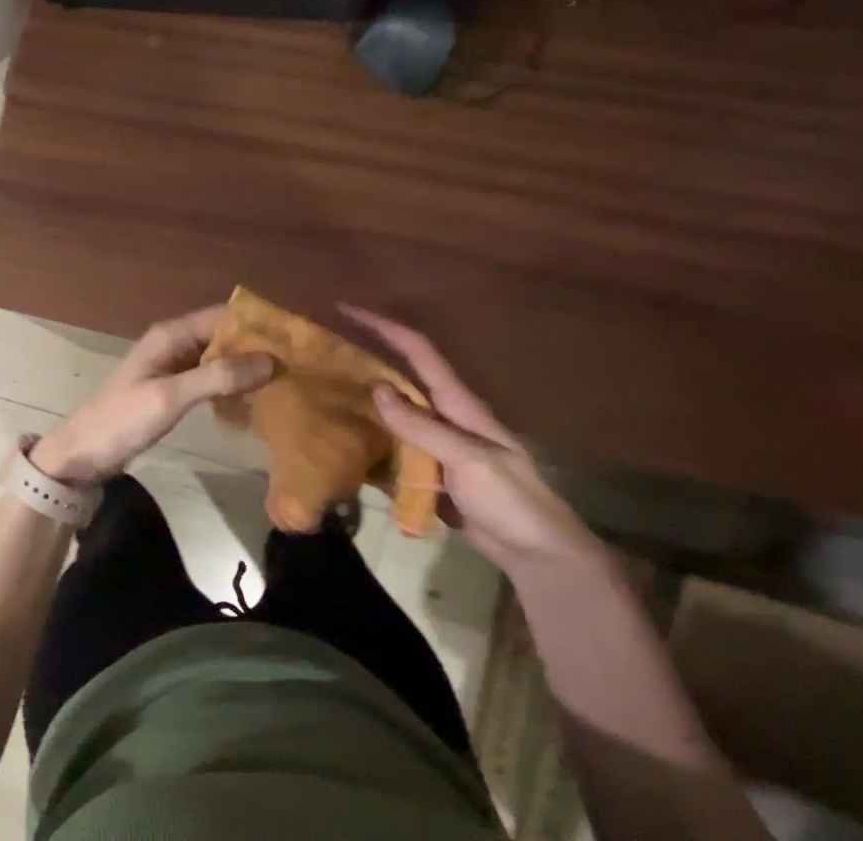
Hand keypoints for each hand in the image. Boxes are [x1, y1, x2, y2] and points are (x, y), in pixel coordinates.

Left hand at [30, 306, 275, 486]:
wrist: (82, 454)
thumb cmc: (120, 421)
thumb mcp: (169, 398)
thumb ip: (217, 377)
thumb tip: (270, 360)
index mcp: (169, 335)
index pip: (223, 315)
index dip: (258, 322)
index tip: (298, 335)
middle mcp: (172, 344)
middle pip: (223, 335)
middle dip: (257, 345)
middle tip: (301, 361)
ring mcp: (172, 367)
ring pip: (218, 357)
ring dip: (246, 366)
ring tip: (288, 378)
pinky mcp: (172, 390)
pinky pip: (209, 378)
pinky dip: (231, 384)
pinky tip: (255, 398)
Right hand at [339, 304, 602, 572]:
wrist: (538, 553)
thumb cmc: (512, 501)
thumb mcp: (469, 460)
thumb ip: (423, 427)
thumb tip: (377, 389)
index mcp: (461, 406)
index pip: (419, 353)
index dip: (385, 328)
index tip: (347, 310)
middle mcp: (447, 418)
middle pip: (402, 377)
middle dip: (368, 356)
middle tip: (324, 348)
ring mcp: (439, 447)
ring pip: (395, 413)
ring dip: (364, 398)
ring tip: (323, 390)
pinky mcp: (432, 474)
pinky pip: (394, 449)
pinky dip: (370, 441)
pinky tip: (344, 443)